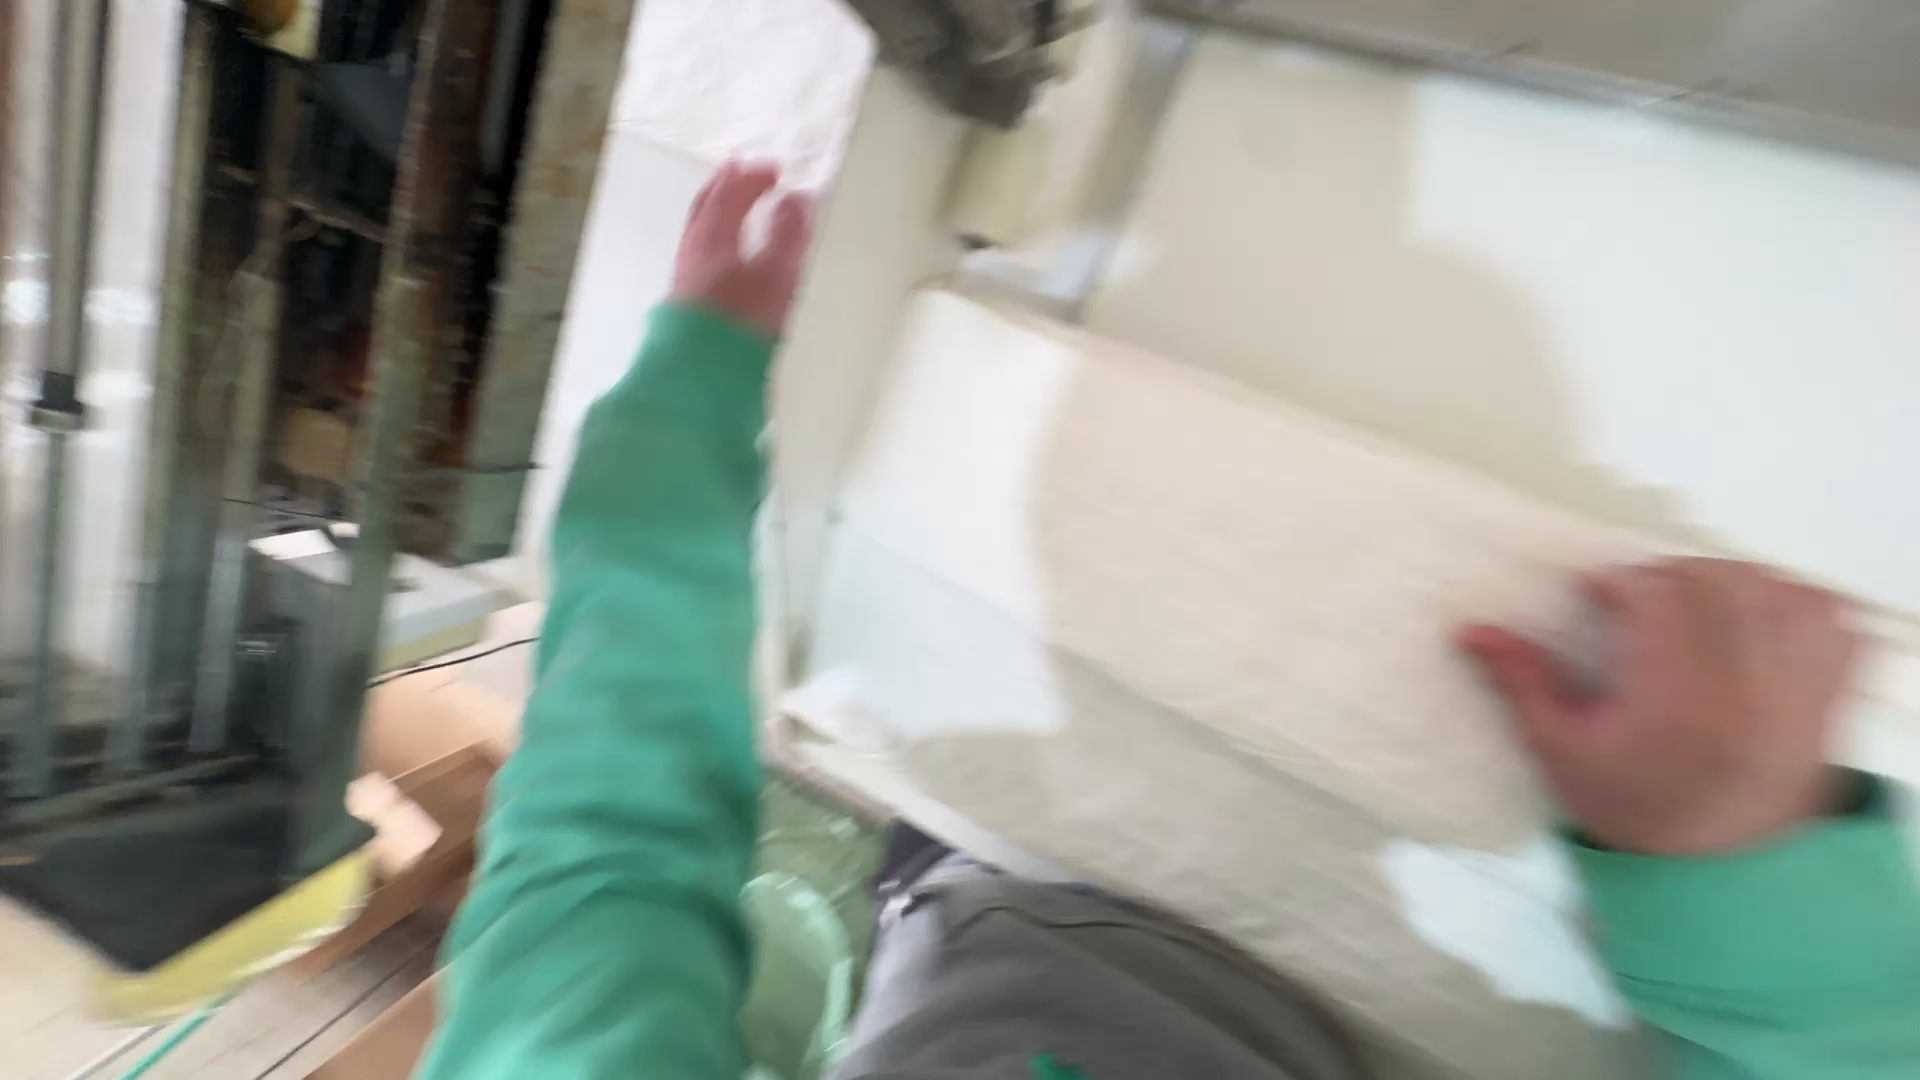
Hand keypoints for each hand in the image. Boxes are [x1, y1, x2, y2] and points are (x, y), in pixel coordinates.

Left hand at [669, 161, 813, 340]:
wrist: (700, 369)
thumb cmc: (742, 319)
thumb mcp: (775, 277)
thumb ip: (788, 236)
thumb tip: (798, 198)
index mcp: (715, 235)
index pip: (732, 194)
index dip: (753, 178)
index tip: (775, 170)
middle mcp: (695, 246)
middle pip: (707, 204)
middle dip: (728, 185)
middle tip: (742, 172)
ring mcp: (686, 271)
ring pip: (699, 226)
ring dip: (718, 208)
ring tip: (732, 204)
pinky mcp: (685, 296)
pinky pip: (699, 247)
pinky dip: (713, 233)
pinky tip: (721, 249)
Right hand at [1460, 558, 1858, 855]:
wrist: (1715, 861)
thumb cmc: (1622, 798)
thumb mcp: (1554, 747)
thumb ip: (1519, 681)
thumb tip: (1470, 629)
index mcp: (1676, 701)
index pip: (1664, 602)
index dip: (1620, 581)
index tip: (1589, 592)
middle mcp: (1749, 690)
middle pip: (1723, 586)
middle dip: (1666, 573)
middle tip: (1630, 594)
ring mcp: (1801, 693)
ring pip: (1782, 593)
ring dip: (1727, 579)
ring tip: (1684, 598)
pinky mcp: (1827, 697)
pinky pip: (1832, 622)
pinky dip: (1790, 599)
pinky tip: (1746, 612)